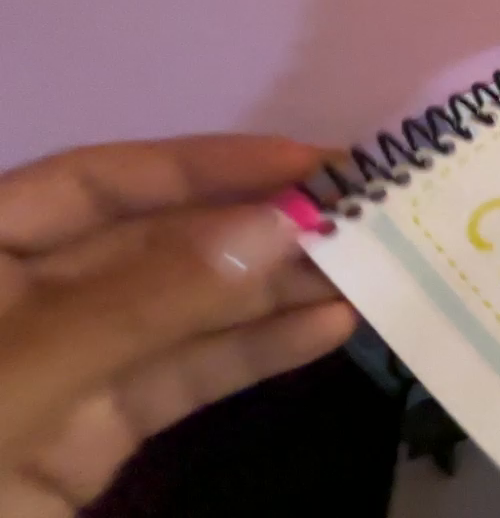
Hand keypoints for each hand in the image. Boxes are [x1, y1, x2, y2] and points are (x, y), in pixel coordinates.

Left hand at [0, 136, 354, 516]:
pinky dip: (261, 352)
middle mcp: (16, 309)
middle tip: (365, 217)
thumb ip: (142, 303)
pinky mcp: (93, 430)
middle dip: (265, 230)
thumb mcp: (8, 388)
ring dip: (282, 290)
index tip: (310, 161)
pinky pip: (189, 373)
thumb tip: (281, 223)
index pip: (91, 185)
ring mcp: (59, 371)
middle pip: (162, 245)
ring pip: (190, 309)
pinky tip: (331, 329)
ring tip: (372, 269)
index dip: (204, 163)